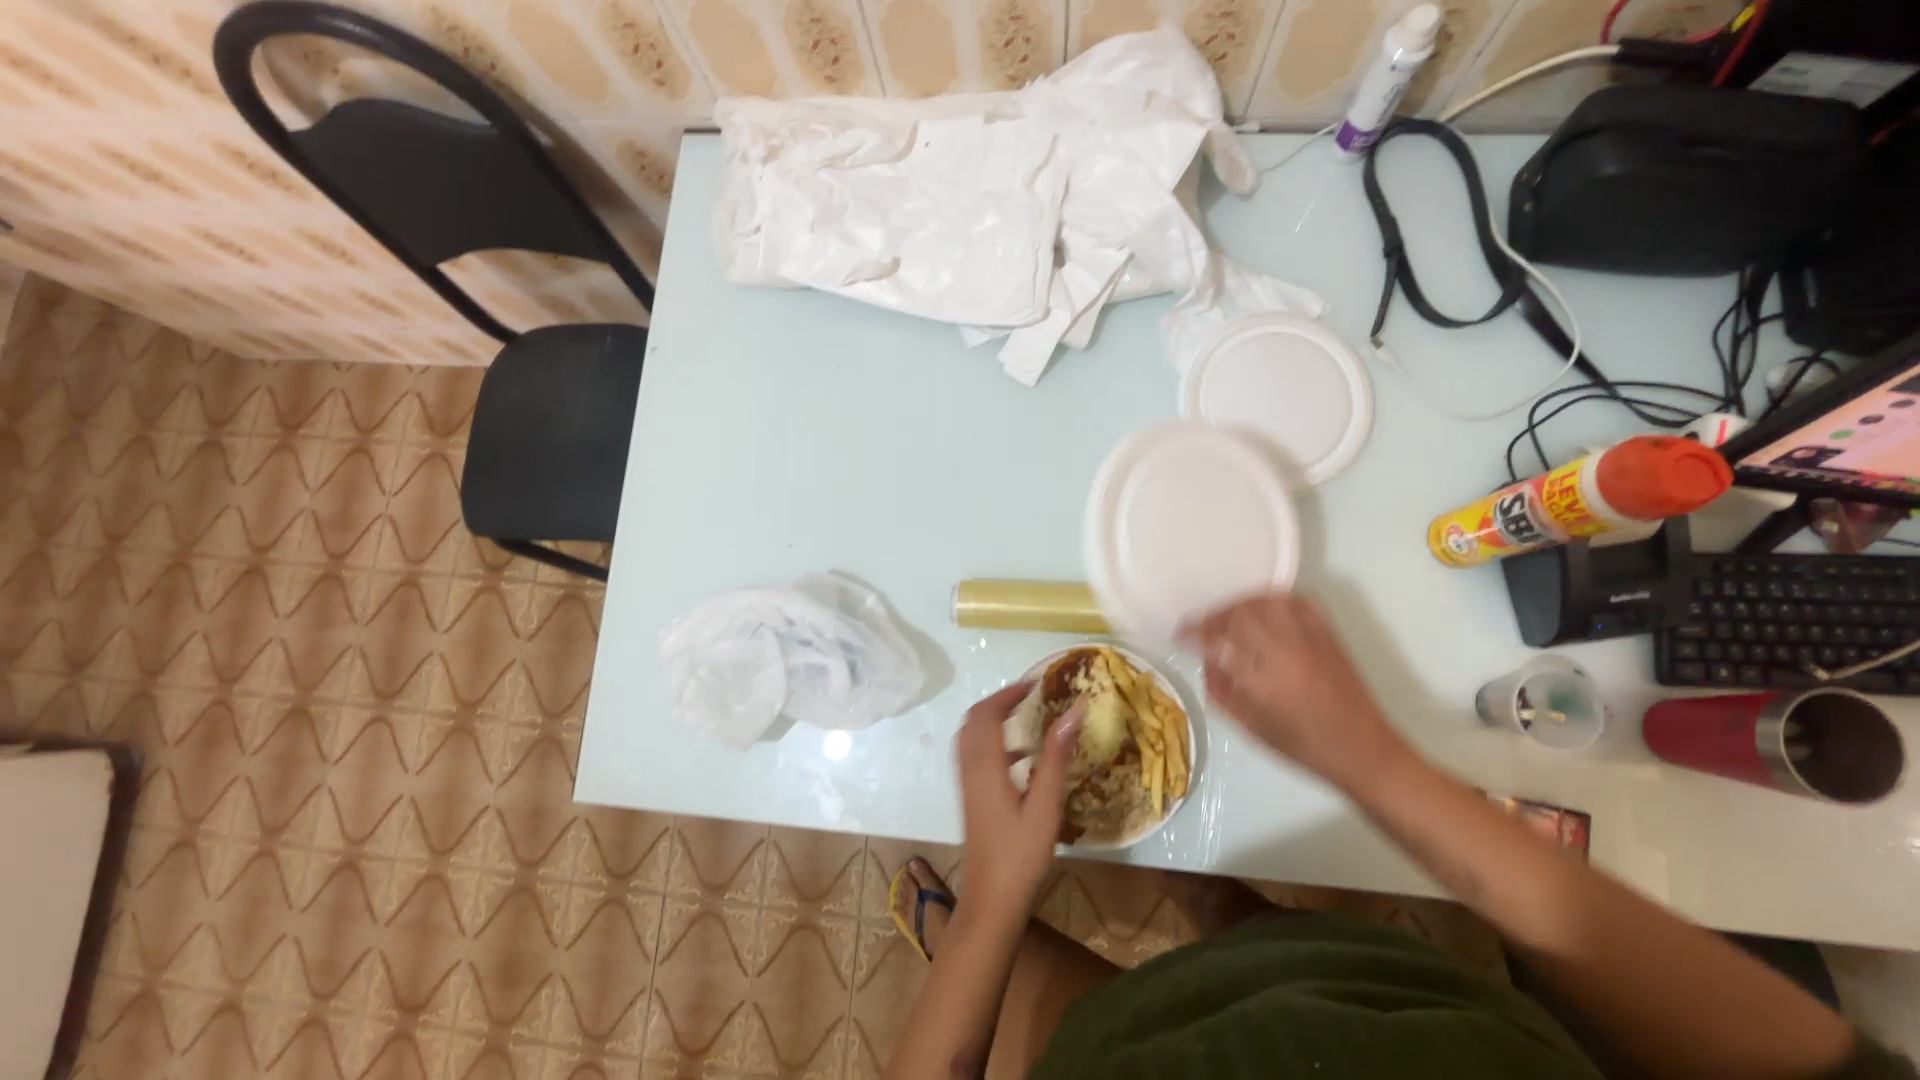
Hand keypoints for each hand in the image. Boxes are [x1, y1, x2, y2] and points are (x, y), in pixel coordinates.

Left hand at [954, 682, 1079, 918]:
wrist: (991, 901)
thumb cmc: (1020, 855)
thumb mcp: (1045, 805)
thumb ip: (1056, 757)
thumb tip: (1073, 712)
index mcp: (984, 765)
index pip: (988, 713)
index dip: (1009, 693)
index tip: (1037, 683)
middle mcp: (969, 769)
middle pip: (973, 720)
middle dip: (999, 702)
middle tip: (1031, 697)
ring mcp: (967, 785)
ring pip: (970, 738)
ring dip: (994, 721)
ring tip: (1027, 719)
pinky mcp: (971, 800)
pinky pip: (974, 756)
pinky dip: (994, 744)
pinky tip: (1022, 760)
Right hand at [1182, 593, 1410, 790]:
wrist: (1363, 749)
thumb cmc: (1303, 747)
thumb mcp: (1251, 728)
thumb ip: (1222, 692)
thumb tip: (1208, 663)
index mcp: (1262, 679)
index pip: (1217, 641)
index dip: (1193, 634)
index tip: (1181, 635)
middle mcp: (1284, 650)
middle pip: (1239, 615)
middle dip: (1214, 617)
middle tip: (1201, 628)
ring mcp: (1309, 637)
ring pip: (1265, 602)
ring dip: (1240, 605)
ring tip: (1228, 617)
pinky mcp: (1328, 633)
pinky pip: (1296, 601)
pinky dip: (1274, 599)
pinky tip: (1264, 609)